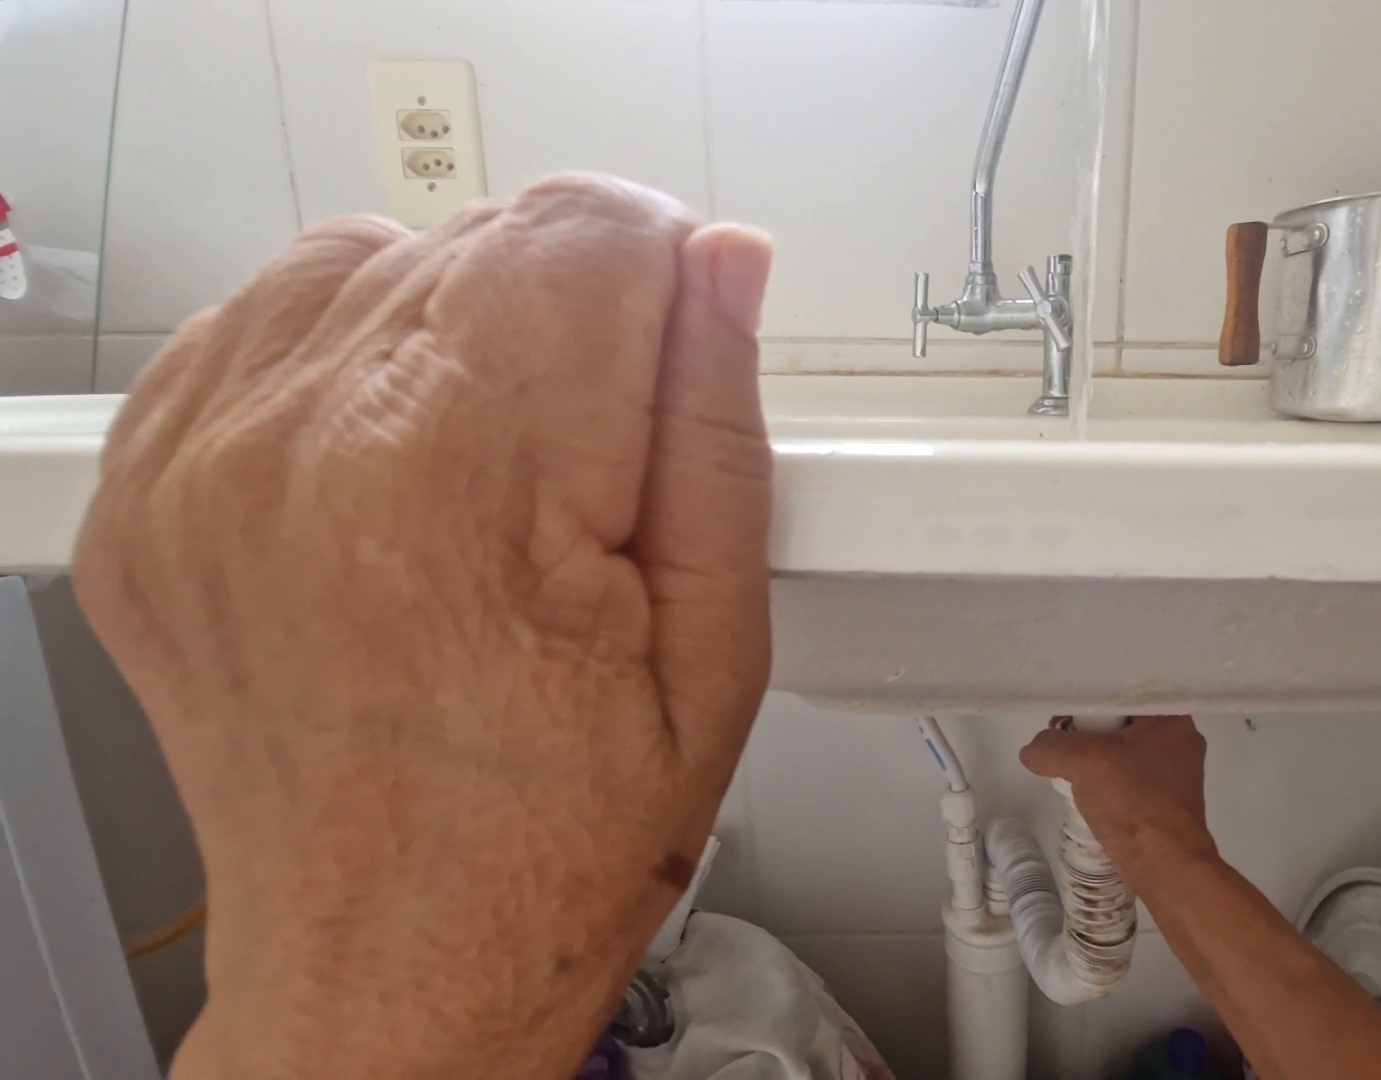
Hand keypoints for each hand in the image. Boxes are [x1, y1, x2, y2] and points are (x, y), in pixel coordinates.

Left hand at [72, 174, 774, 1079]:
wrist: (414, 953)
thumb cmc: (577, 826)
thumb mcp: (719, 637)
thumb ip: (721, 428)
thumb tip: (728, 267)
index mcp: (470, 493)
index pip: (595, 234)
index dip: (676, 278)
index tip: (692, 361)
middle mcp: (308, 450)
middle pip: (501, 232)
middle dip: (603, 311)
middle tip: (625, 457)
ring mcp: (208, 460)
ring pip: (403, 249)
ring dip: (504, 327)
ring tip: (540, 468)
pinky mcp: (167, 476)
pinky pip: (298, 309)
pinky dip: (399, 348)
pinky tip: (447, 455)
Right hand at [1019, 716, 1217, 880]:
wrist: (1166, 867)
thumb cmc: (1133, 802)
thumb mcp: (1083, 762)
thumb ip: (1050, 746)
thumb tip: (1031, 752)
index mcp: (1172, 717)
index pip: (1121, 694)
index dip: (1087, 703)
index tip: (1063, 718)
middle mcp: (1179, 738)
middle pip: (1120, 721)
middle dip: (1087, 732)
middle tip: (1062, 742)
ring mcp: (1175, 772)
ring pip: (1122, 749)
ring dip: (1095, 758)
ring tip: (1070, 769)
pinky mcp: (1166, 799)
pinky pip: (1128, 776)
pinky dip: (1106, 780)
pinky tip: (1088, 790)